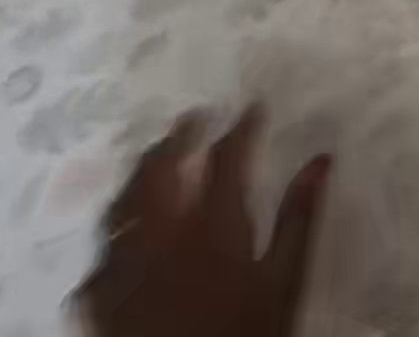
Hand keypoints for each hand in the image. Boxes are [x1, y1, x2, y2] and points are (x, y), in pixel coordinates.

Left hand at [76, 107, 331, 336]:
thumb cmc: (248, 332)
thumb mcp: (286, 278)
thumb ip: (299, 216)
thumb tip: (322, 158)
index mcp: (214, 231)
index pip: (226, 163)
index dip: (239, 129)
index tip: (253, 105)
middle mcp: (161, 244)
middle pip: (157, 179)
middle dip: (174, 141)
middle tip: (194, 115)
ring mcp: (121, 275)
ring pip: (118, 212)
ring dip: (137, 177)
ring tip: (153, 157)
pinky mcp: (97, 306)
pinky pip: (99, 256)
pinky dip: (114, 231)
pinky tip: (122, 235)